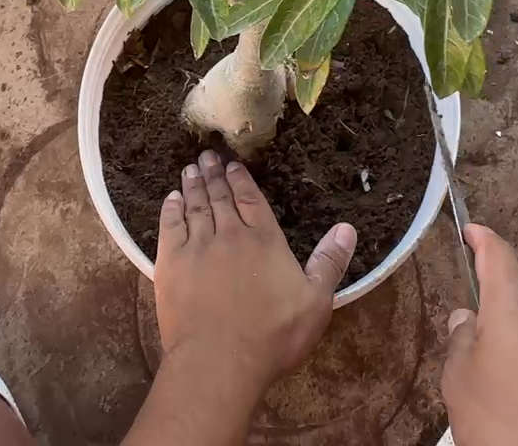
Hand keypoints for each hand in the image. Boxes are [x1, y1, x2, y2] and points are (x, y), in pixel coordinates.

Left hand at [155, 150, 356, 390]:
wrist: (218, 363)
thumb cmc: (272, 336)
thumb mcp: (315, 302)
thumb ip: (330, 262)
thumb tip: (348, 228)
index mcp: (263, 239)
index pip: (251, 199)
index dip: (242, 180)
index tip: (233, 164)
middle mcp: (229, 235)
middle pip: (220, 197)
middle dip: (214, 174)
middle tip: (207, 155)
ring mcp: (197, 247)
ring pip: (195, 206)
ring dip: (193, 185)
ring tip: (190, 168)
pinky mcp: (171, 264)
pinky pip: (169, 227)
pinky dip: (170, 209)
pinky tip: (171, 199)